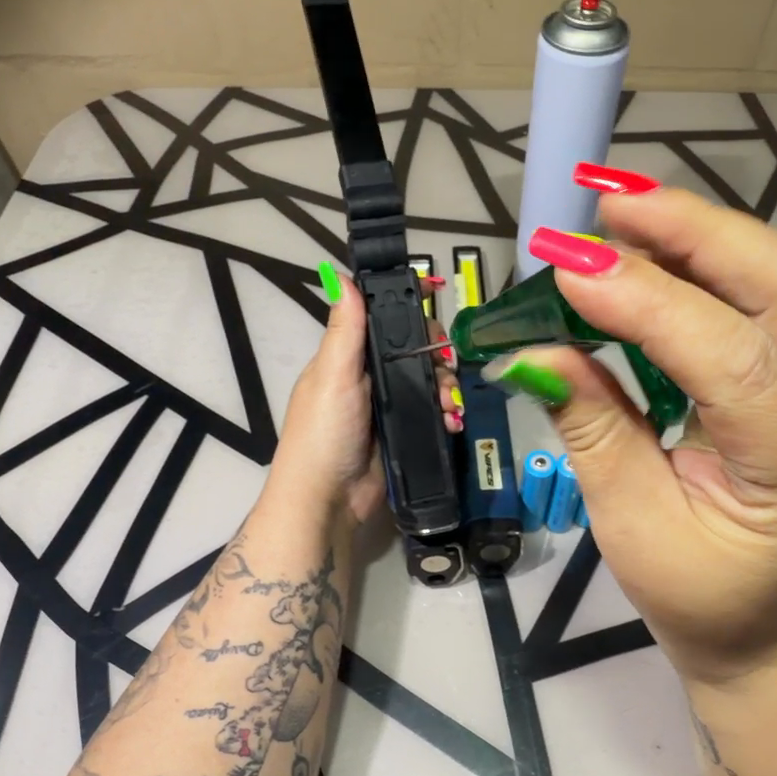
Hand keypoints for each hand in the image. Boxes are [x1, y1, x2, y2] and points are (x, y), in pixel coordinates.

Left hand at [265, 282, 459, 527]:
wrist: (328, 500)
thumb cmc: (324, 432)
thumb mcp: (332, 375)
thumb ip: (344, 330)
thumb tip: (341, 275)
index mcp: (346, 359)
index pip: (384, 322)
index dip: (410, 311)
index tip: (436, 301)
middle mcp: (368, 379)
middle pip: (414, 352)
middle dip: (437, 355)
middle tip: (447, 367)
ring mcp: (387, 409)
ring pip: (429, 383)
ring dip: (447, 388)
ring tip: (450, 405)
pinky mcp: (403, 435)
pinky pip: (432, 415)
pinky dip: (447, 415)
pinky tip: (452, 423)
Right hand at [506, 186, 776, 683]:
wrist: (754, 617)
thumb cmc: (693, 589)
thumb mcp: (631, 524)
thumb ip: (592, 430)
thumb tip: (533, 350)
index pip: (734, 365)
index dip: (651, 306)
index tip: (569, 269)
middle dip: (696, 232)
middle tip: (606, 206)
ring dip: (701, 231)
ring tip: (617, 208)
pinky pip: (763, 292)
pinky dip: (704, 256)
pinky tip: (647, 243)